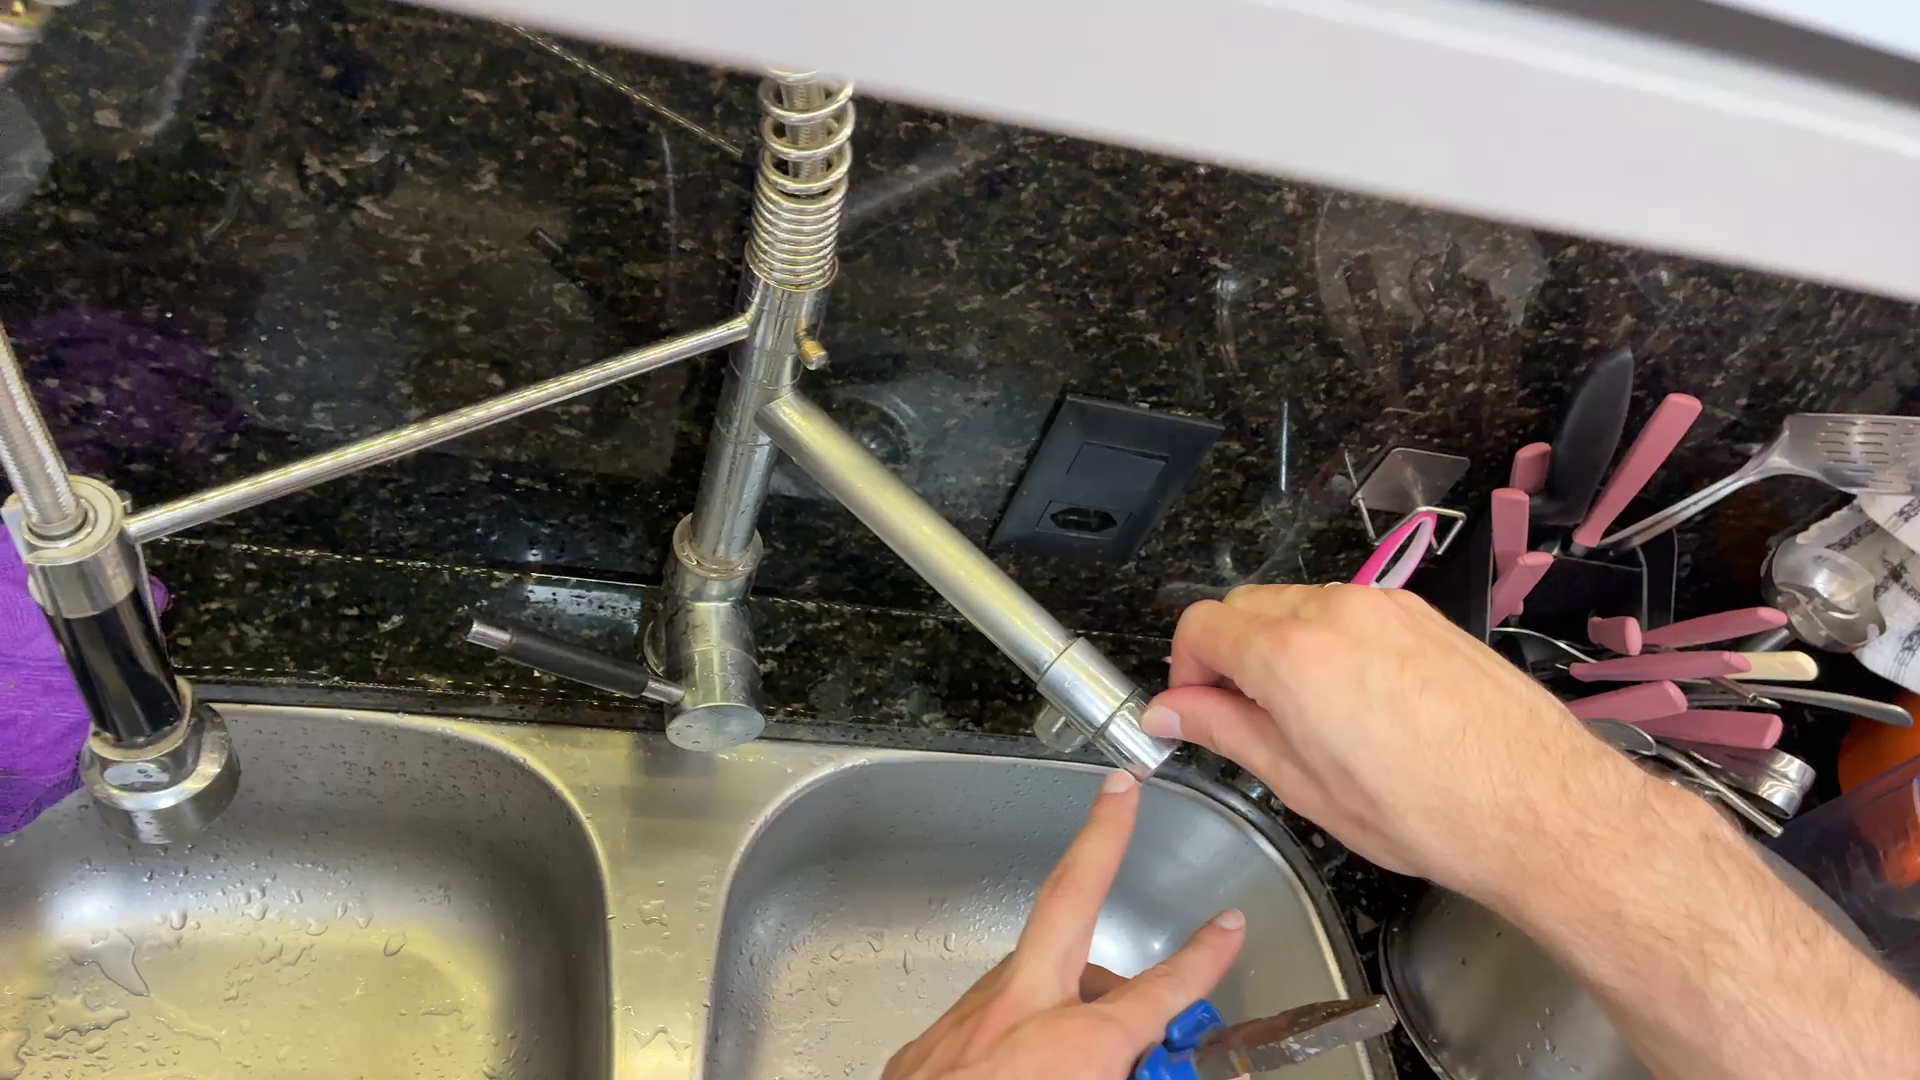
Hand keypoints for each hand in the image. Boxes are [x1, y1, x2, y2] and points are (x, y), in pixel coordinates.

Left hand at [883, 769, 1246, 1079]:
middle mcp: (1014, 1018)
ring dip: (1073, 982)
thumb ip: (1134, 1073)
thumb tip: (1154, 1058)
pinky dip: (1026, 1022)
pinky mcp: (928, 1046)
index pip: (1156, 996)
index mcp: (1068, 1052)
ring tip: (1101, 1032)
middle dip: (1101, 838)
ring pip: (1034, 970)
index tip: (1228, 923)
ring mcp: (964, 1022)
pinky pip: (995, 1013)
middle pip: (1067, 901)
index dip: (1201, 961)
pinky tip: (1030, 1062)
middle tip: (1121, 786)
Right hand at [1142, 585, 1626, 893]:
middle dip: (1224, 652)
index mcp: (1289, 654)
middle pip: (1239, 606)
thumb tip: (1166, 711)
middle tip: (1242, 711)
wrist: (1548, 812)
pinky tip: (1352, 692)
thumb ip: (1220, 730)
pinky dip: (1320, 636)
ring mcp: (1379, 603)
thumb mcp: (1299, 781)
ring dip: (1272, 642)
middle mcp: (1330, 610)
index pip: (1200, 626)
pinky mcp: (1417, 611)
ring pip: (1288, 602)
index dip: (1184, 668)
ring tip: (1304, 707)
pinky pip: (1340, 607)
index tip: (1196, 707)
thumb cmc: (1421, 811)